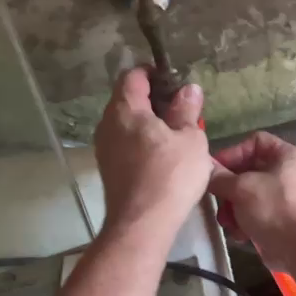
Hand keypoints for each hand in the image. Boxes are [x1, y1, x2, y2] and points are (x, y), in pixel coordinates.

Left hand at [93, 68, 211, 249]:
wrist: (142, 224)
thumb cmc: (171, 175)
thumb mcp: (191, 139)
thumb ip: (187, 110)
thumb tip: (188, 89)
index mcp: (126, 109)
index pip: (132, 76)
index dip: (153, 72)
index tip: (174, 79)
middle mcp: (108, 123)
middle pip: (127, 99)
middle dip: (152, 98)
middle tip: (181, 106)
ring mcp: (104, 147)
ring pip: (126, 122)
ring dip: (148, 121)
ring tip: (175, 131)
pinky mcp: (108, 167)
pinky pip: (125, 141)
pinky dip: (142, 139)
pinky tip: (163, 152)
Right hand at [209, 132, 295, 256]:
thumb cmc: (273, 208)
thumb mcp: (242, 188)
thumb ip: (221, 177)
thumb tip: (207, 170)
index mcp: (286, 155)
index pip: (255, 142)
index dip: (234, 152)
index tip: (216, 169)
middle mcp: (286, 171)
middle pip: (247, 170)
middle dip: (229, 188)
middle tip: (217, 199)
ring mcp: (281, 195)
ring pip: (247, 193)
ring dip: (233, 208)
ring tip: (227, 221)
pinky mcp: (276, 216)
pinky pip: (253, 211)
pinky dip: (243, 221)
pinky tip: (239, 233)